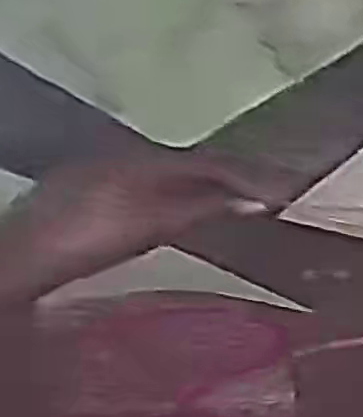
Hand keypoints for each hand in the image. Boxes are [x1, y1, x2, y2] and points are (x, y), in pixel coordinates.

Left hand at [0, 148, 283, 300]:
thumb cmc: (98, 238)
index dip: (250, 178)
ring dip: (206, 186)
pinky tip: (189, 206)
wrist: (26, 256)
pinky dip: (180, 191)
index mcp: (138, 163)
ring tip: (236, 201)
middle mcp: (117, 159)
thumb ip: (212, 209)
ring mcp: (98, 174)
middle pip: (189, 165)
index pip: (209, 164)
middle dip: (231, 179)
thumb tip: (259, 203)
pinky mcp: (86, 189)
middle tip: (265, 194)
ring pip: (168, 174)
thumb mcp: (164, 223)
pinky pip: (148, 182)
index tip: (281, 195)